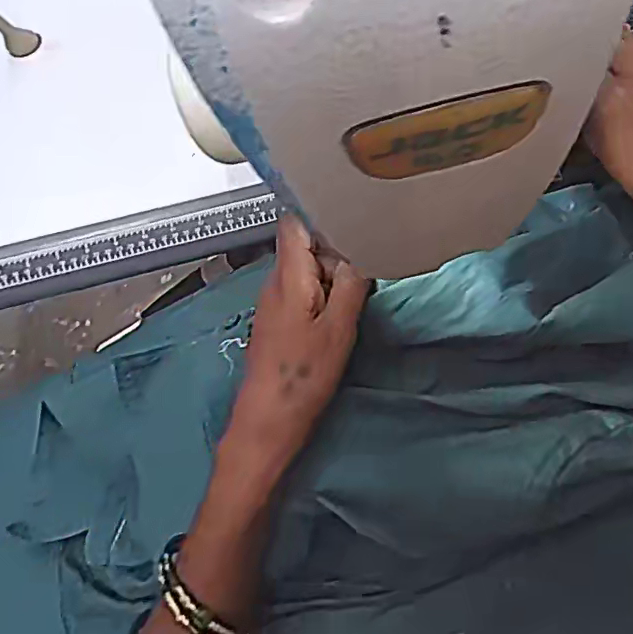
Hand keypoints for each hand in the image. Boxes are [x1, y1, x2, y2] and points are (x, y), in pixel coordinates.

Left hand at [218, 215, 369, 494]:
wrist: (267, 420)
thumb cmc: (303, 374)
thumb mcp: (339, 327)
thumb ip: (350, 284)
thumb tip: (360, 251)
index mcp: (288, 275)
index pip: (294, 222)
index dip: (320, 212)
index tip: (352, 216)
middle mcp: (275, 281)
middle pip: (305, 245)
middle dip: (336, 251)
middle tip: (365, 267)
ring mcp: (274, 301)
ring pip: (306, 269)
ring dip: (331, 275)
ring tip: (356, 293)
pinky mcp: (278, 319)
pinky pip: (302, 290)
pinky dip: (323, 294)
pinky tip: (339, 314)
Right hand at [584, 30, 632, 240]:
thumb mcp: (598, 132)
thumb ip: (589, 96)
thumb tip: (578, 76)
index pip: (615, 37)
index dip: (593, 42)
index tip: (575, 54)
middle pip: (631, 50)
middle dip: (608, 59)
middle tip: (587, 76)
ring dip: (626, 77)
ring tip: (608, 99)